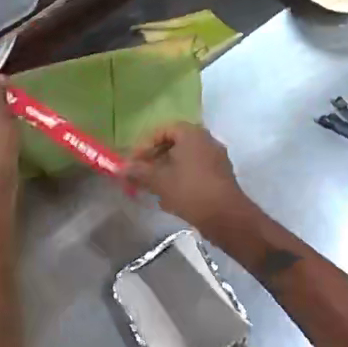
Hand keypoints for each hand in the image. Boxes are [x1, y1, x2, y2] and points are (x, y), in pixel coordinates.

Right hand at [126, 123, 258, 242]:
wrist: (226, 216)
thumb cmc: (190, 191)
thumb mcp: (159, 181)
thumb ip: (139, 172)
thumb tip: (120, 169)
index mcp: (192, 133)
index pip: (163, 130)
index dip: (145, 145)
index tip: (134, 162)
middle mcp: (207, 140)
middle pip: (175, 143)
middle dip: (156, 158)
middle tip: (142, 173)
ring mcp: (217, 158)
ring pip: (186, 158)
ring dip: (168, 170)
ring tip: (153, 187)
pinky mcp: (222, 175)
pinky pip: (196, 170)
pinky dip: (182, 178)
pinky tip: (171, 196)